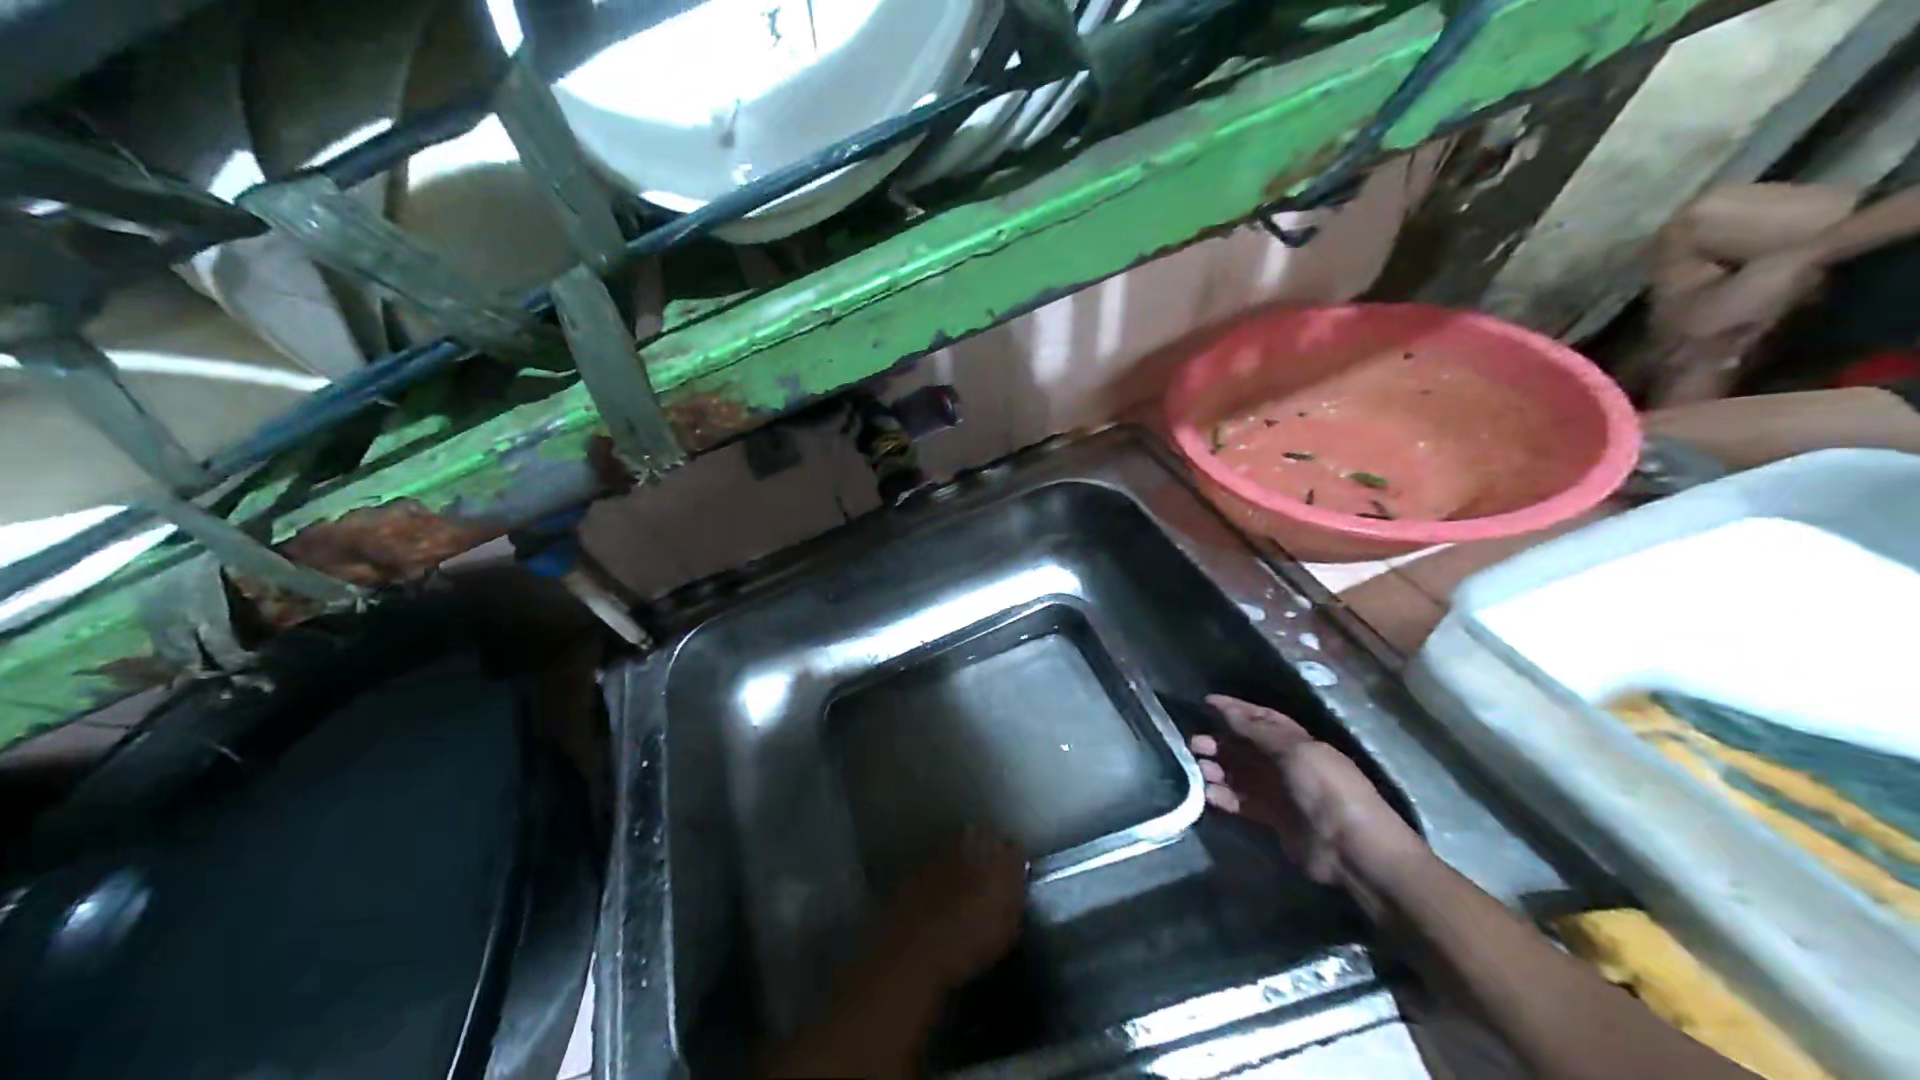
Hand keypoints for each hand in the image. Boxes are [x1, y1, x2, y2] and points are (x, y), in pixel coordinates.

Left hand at [874, 826, 1027, 990]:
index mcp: (1002, 860)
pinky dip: (939, 867)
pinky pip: (936, 856)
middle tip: (984, 877)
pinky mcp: (921, 857)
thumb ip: (1015, 902)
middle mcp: (975, 843)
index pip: (1016, 851)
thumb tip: (1014, 890)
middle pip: (987, 837)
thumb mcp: (1008, 932)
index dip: (1013, 865)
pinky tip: (935, 888)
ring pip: (960, 841)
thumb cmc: (972, 944)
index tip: (1010, 879)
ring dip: (962, 855)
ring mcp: (945, 847)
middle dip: (987, 852)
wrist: (919, 946)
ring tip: (959, 880)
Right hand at [1191, 695, 1426, 905]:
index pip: (1261, 718)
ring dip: (1217, 769)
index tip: (1206, 702)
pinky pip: (1241, 802)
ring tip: (1196, 768)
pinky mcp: (1272, 819)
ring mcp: (1279, 792)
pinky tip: (1206, 794)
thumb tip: (1226, 711)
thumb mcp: (1295, 751)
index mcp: (1297, 742)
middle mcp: (1286, 764)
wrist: (1351, 847)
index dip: (1235, 709)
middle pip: (1246, 747)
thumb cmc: (1326, 788)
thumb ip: (1258, 731)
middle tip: (1194, 743)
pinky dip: (1222, 797)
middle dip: (1220, 741)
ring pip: (1240, 774)